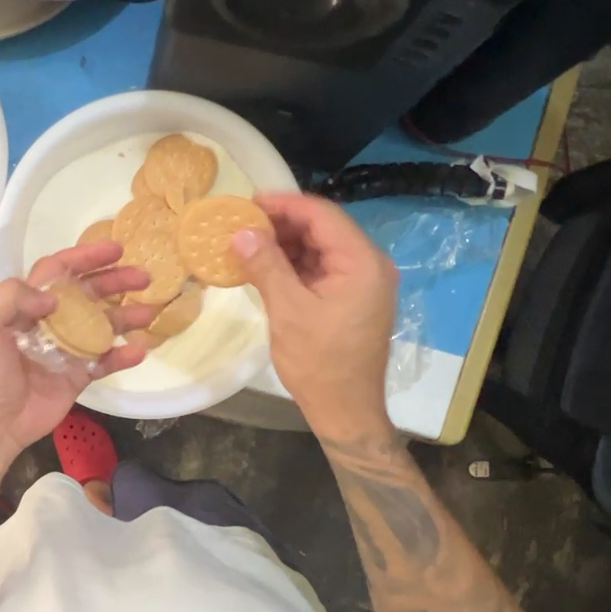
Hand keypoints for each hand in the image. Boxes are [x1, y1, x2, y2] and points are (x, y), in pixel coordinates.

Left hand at [0, 241, 153, 456]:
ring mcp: (67, 348)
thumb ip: (11, 298)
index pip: (59, 271)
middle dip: (116, 282)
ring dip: (126, 315)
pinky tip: (140, 350)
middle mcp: (50, 321)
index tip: (116, 250)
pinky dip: (123, 355)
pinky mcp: (79, 374)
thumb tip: (53, 296)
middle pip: (88, 293)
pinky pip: (106, 360)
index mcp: (26, 305)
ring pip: (103, 324)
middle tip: (145, 276)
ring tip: (149, 311)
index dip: (86, 258)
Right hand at [236, 192, 399, 441]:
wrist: (345, 409)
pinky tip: (267, 268)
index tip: (248, 202)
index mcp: (362, 262)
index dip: (284, 204)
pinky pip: (322, 270)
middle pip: (324, 229)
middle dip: (283, 225)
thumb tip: (241, 233)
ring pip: (321, 249)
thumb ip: (266, 267)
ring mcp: (363, 283)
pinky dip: (295, 266)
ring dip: (286, 245)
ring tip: (248, 245)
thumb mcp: (288, 312)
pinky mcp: (353, 299)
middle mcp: (369, 265)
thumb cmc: (319, 363)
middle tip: (242, 224)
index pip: (322, 215)